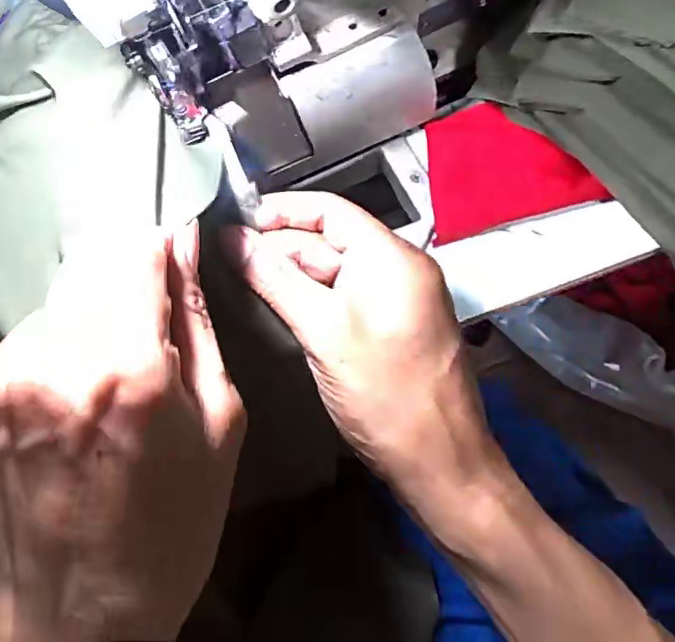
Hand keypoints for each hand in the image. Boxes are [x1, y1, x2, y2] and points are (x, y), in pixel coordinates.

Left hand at [0, 224, 245, 641]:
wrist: (77, 613)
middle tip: (145, 339)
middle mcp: (58, 367)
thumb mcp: (219, 418)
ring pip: (63, 297)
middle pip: (97, 268)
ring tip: (108, 375)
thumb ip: (196, 316)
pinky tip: (70, 396)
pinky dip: (57, 346)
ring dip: (91, 316)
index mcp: (131, 374)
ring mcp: (5, 381)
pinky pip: (30, 334)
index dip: (158, 251)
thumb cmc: (172, 519)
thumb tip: (184, 239)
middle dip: (127, 287)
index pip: (138, 253)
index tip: (169, 258)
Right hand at [222, 193, 498, 508]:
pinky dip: (314, 296)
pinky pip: (347, 294)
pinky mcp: (393, 323)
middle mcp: (401, 268)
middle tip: (234, 256)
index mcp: (392, 257)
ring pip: (335, 269)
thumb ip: (274, 279)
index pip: (330, 209)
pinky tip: (284, 306)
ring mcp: (399, 297)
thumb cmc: (393, 402)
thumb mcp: (321, 332)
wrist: (440, 465)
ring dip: (294, 274)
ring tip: (249, 282)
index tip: (243, 219)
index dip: (282, 209)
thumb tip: (236, 241)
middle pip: (329, 239)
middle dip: (281, 246)